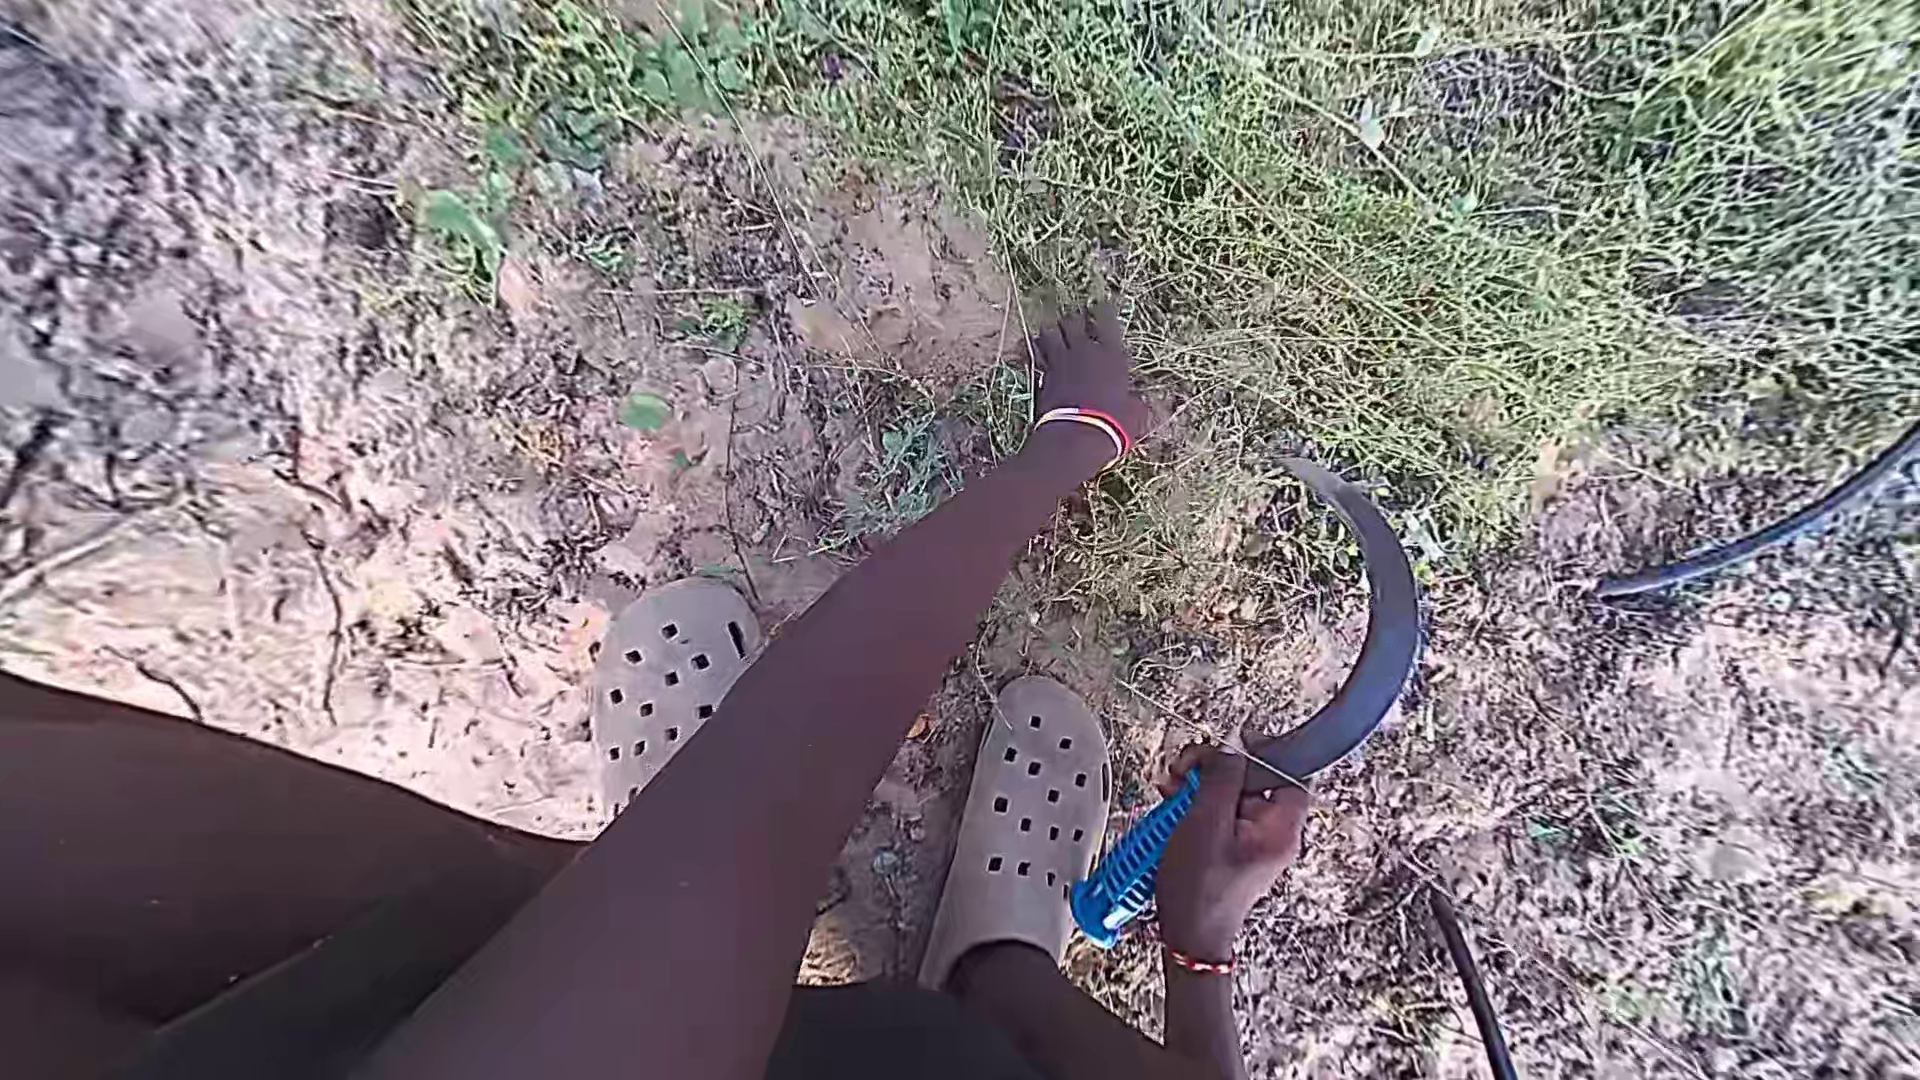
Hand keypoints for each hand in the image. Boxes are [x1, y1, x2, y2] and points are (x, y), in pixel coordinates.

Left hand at [1032, 303, 1150, 443]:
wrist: (1076, 437)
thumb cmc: (1113, 425)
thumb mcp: (1134, 414)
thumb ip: (1136, 402)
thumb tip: (1140, 403)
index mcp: (1112, 354)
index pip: (1107, 320)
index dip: (1102, 310)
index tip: (1100, 307)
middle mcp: (1085, 351)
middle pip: (1073, 321)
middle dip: (1073, 321)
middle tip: (1074, 325)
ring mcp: (1060, 361)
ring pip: (1049, 332)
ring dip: (1050, 332)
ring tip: (1052, 336)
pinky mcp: (1042, 376)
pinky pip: (1035, 353)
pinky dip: (1035, 351)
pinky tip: (1035, 353)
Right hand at [1155, 745, 1309, 959]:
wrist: (1186, 933)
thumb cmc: (1199, 886)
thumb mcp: (1206, 823)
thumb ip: (1222, 780)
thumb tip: (1231, 749)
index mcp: (1279, 830)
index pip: (1290, 777)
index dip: (1267, 753)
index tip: (1236, 741)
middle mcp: (1268, 831)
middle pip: (1251, 778)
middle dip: (1215, 766)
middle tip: (1186, 767)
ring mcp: (1246, 837)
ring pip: (1228, 789)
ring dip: (1197, 780)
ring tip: (1171, 785)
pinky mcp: (1226, 841)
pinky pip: (1214, 806)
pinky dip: (1192, 797)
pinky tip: (1171, 797)